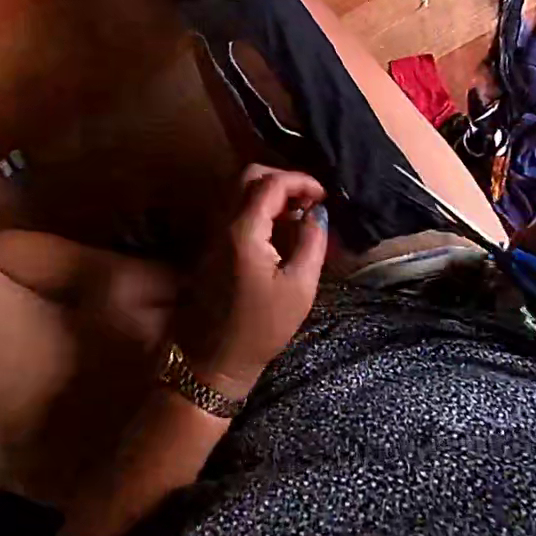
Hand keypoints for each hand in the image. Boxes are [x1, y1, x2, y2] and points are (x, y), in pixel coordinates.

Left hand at [175, 165, 329, 398]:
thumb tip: (318, 212)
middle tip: (309, 200)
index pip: (271, 183)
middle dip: (284, 179)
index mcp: (244, 231)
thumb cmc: (261, 328)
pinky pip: (235, 208)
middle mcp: (223, 223)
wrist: (215, 360)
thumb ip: (312, 242)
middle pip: (250, 176)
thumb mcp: (300, 287)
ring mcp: (214, 232)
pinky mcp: (213, 244)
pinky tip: (280, 228)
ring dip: (271, 191)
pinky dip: (259, 206)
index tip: (323, 196)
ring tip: (298, 213)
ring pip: (240, 190)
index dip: (301, 181)